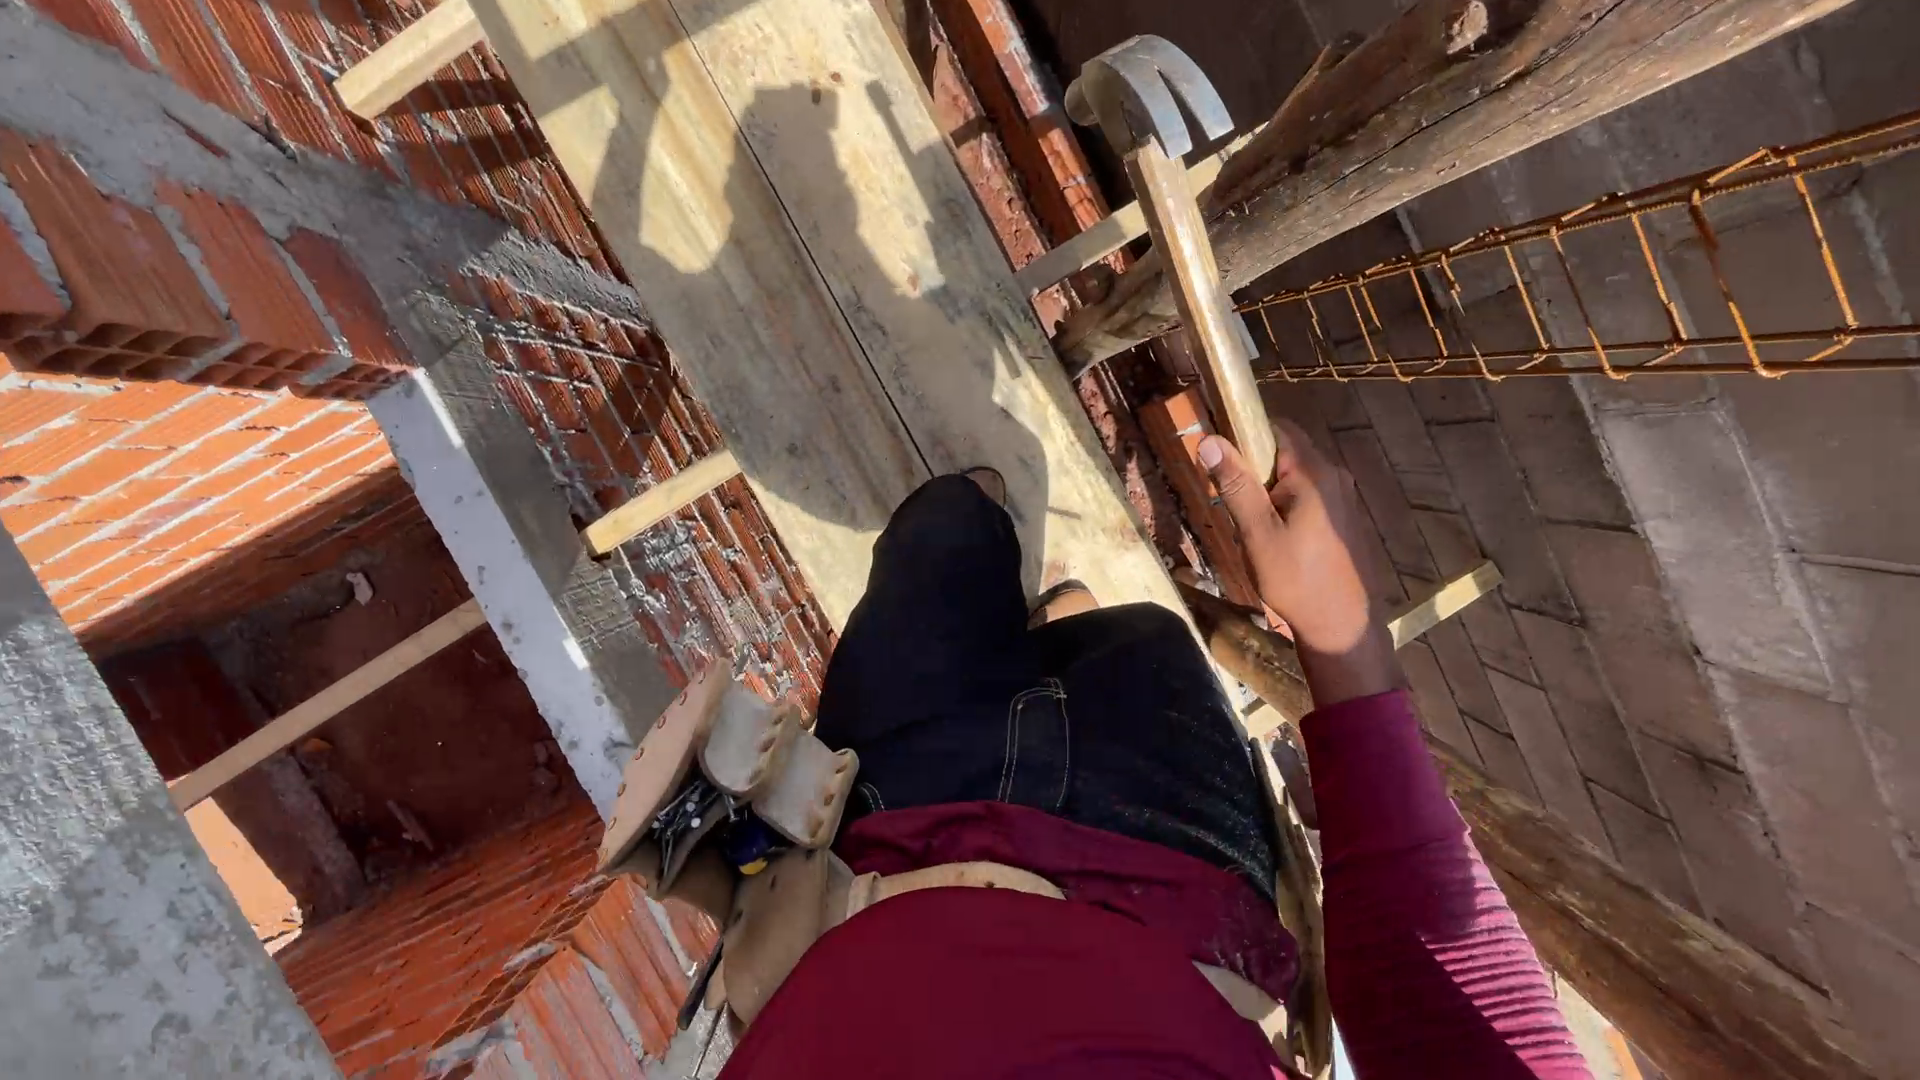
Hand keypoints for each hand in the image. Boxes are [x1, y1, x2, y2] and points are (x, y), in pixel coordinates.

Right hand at [1198, 421, 1397, 706]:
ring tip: (1251, 526)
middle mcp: (1334, 475)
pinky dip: (1284, 504)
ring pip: (1295, 475)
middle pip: (1286, 451)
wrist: (1343, 627)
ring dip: (1268, 490)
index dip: (1244, 437)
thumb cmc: (1296, 580)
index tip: (1221, 465)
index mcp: (1314, 473)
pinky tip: (1275, 538)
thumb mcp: (1257, 533)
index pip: (1275, 429)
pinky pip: (1308, 495)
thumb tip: (1208, 439)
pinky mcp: (1343, 517)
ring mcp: (1343, 497)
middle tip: (1233, 503)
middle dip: (1254, 468)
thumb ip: (1235, 484)